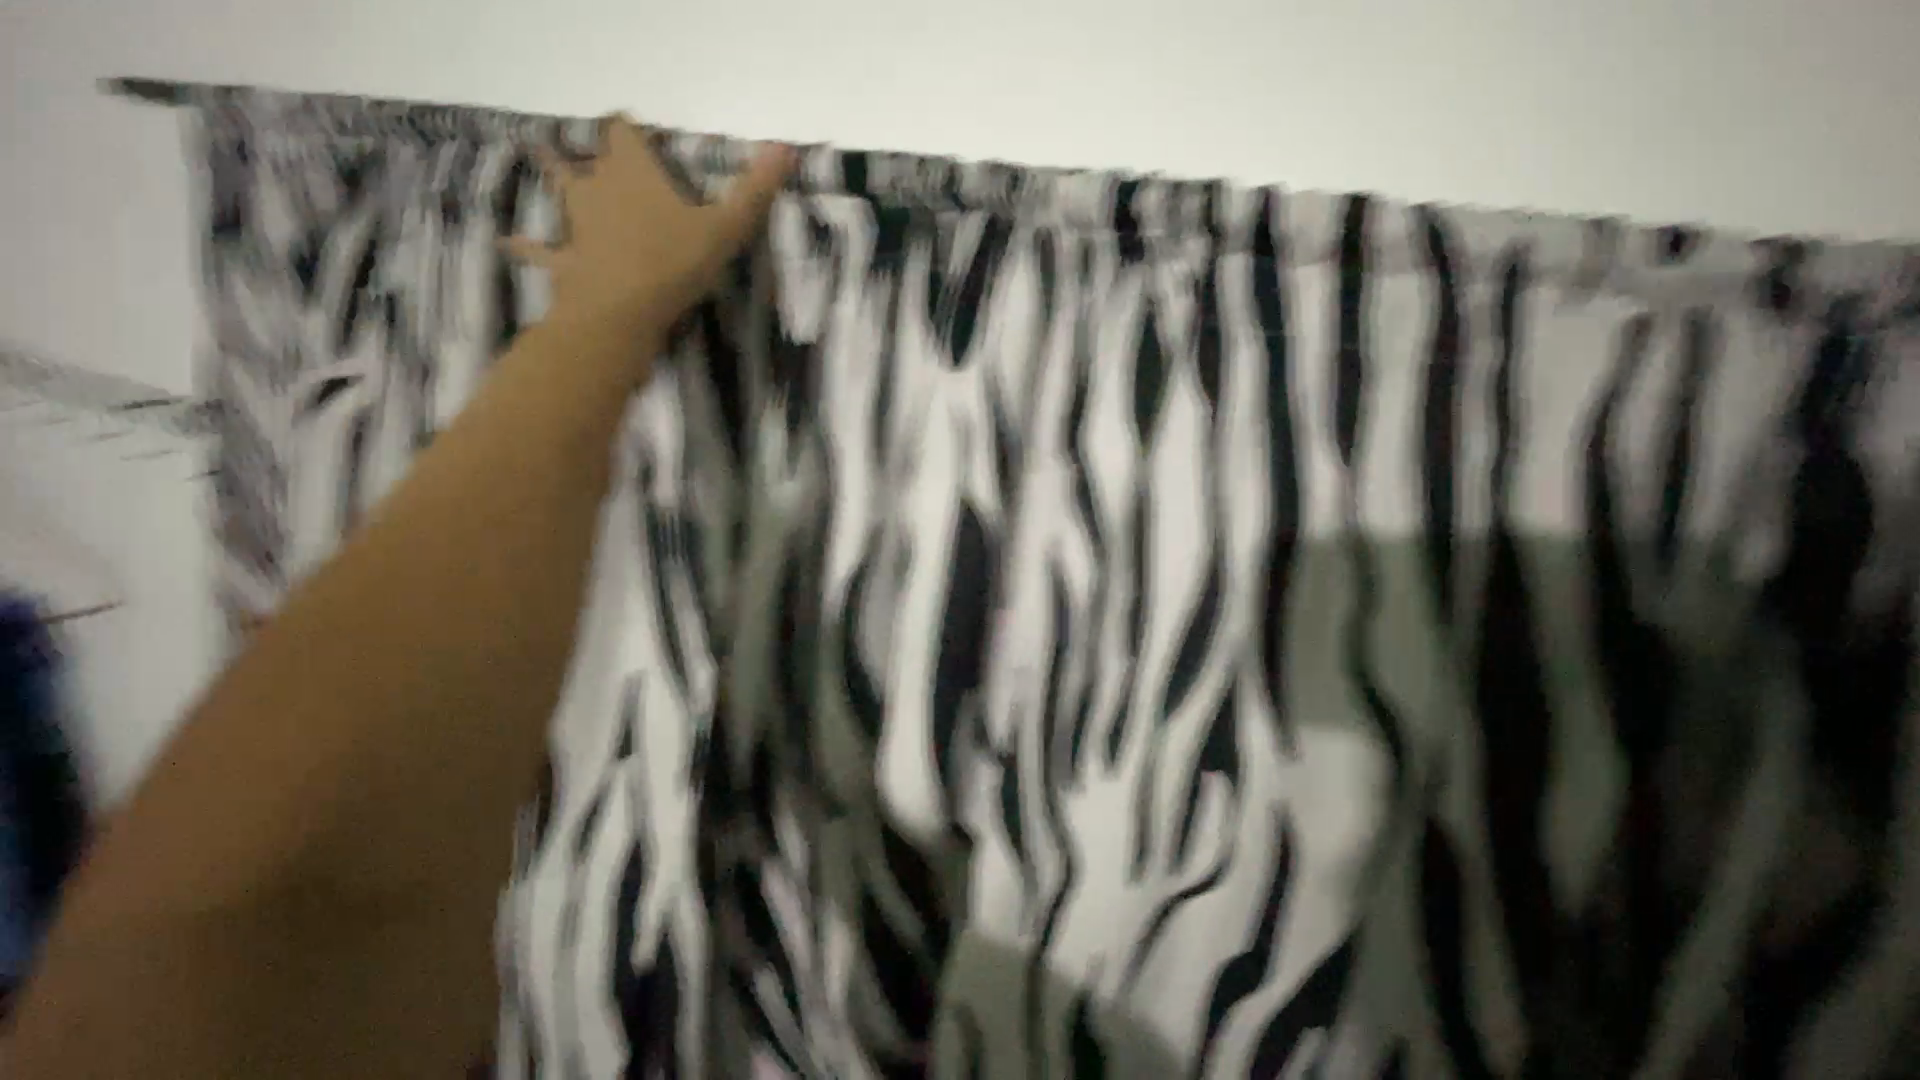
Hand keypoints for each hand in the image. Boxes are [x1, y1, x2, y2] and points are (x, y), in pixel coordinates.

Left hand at [505, 115, 792, 349]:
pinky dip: (525, 246)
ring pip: (560, 191)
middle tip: (592, 145)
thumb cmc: (674, 263)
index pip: (624, 133)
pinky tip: (506, 242)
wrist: (620, 312)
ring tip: (538, 157)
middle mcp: (598, 188)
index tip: (635, 129)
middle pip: (590, 158)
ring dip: (553, 176)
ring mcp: (575, 224)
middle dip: (591, 149)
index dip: (629, 128)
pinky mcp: (563, 260)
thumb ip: (755, 190)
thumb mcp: (727, 227)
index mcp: (634, 173)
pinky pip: (539, 251)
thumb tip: (786, 147)